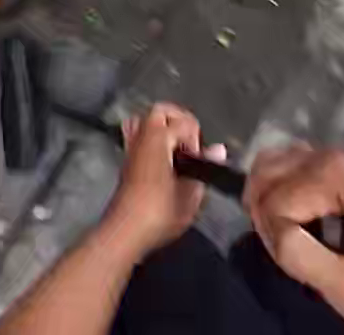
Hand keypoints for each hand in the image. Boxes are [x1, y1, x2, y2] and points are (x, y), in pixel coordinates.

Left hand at [97, 103, 226, 258]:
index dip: (196, 139)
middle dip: (180, 120)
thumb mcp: (189, 195)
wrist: (125, 232)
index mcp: (159, 137)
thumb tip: (218, 149)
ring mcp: (131, 145)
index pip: (184, 122)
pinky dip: (149, 135)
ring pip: (146, 119)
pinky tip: (159, 155)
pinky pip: (136, 133)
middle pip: (161, 111)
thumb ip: (204, 167)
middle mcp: (143, 135)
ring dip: (163, 126)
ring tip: (177, 145)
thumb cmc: (160, 212)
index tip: (198, 161)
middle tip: (191, 142)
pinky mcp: (126, 159)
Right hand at [244, 146, 343, 334]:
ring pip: (272, 166)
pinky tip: (294, 225)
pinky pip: (288, 170)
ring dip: (268, 202)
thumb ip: (302, 257)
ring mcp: (332, 158)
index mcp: (333, 173)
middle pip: (266, 172)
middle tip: (284, 254)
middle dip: (264, 214)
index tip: (297, 268)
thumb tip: (270, 230)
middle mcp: (328, 153)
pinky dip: (279, 194)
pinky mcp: (336, 171)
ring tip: (285, 241)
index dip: (275, 238)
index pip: (273, 200)